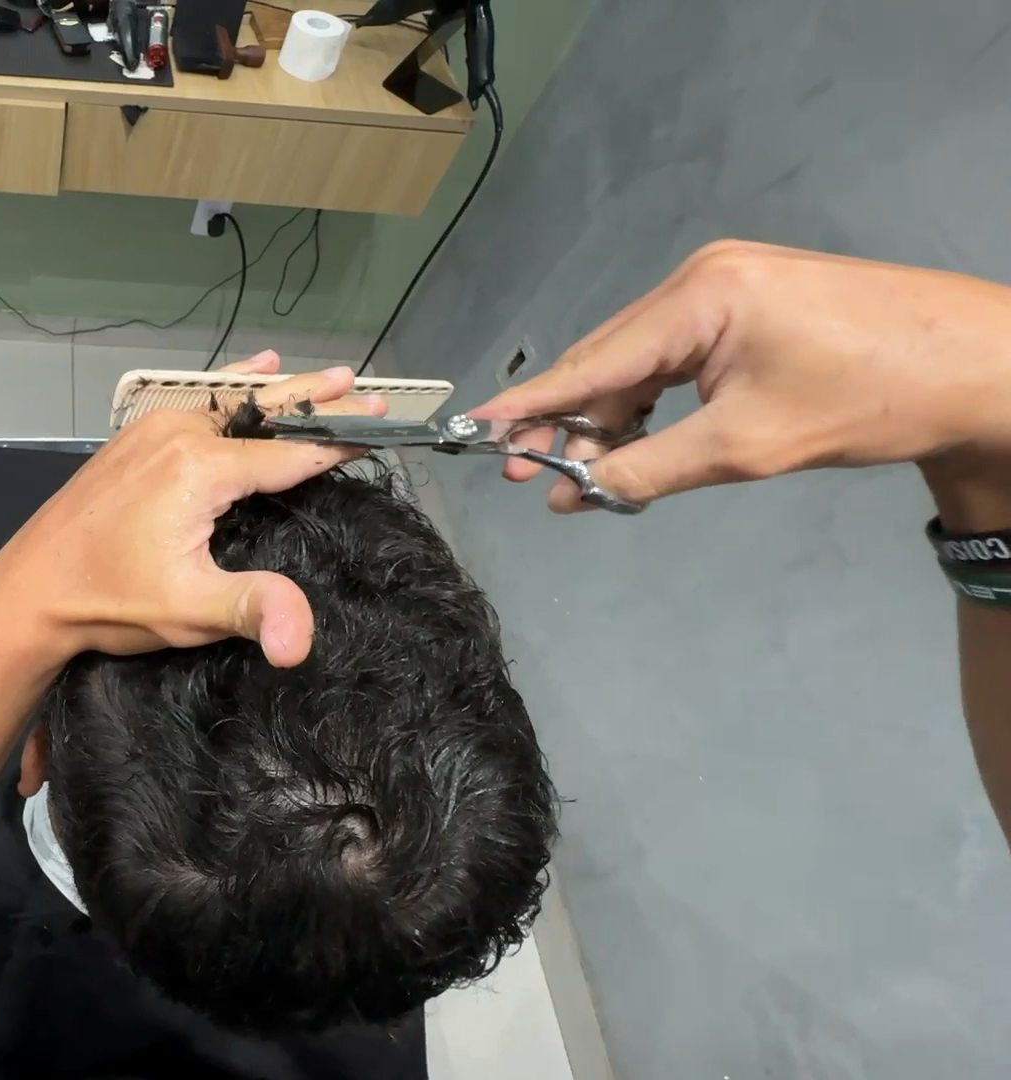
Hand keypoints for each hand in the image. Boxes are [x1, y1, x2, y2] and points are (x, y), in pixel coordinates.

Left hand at [0, 355, 380, 668]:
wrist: (30, 587)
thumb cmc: (108, 600)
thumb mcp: (187, 611)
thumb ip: (253, 610)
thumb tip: (304, 643)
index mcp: (200, 467)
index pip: (289, 452)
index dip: (338, 445)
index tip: (383, 432)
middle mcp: (178, 432)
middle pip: (265, 412)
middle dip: (321, 402)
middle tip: (373, 391)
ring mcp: (149, 429)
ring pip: (230, 403)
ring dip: (283, 392)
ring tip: (332, 375)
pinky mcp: (132, 439)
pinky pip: (195, 402)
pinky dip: (231, 387)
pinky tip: (252, 368)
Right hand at [468, 241, 1010, 512]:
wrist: (998, 370)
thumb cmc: (873, 401)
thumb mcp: (744, 447)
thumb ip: (643, 470)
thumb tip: (567, 496)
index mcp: (698, 298)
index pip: (590, 363)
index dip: (527, 403)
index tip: (470, 429)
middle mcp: (696, 281)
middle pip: (602, 364)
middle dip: (566, 425)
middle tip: (527, 475)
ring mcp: (717, 289)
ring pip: (629, 368)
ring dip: (605, 424)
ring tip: (586, 474)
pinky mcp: (735, 306)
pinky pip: (662, 362)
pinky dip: (642, 408)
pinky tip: (631, 444)